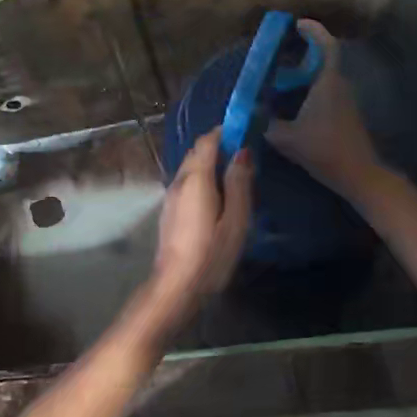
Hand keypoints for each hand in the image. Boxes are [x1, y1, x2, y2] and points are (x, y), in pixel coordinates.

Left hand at [153, 128, 253, 302]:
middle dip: (219, 146)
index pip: (207, 141)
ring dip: (210, 163)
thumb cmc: (211, 254)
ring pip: (190, 168)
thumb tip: (242, 151)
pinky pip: (187, 183)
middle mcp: (179, 181)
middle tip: (245, 154)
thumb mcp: (236, 220)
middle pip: (197, 152)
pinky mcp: (170, 211)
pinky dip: (202, 178)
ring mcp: (171, 197)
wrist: (176, 286)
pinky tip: (218, 195)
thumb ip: (239, 183)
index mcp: (196, 179)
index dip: (225, 130)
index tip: (246, 130)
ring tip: (235, 175)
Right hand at [266, 20, 381, 194]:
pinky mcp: (343, 115)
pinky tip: (290, 103)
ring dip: (303, 74)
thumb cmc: (324, 149)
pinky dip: (308, 90)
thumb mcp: (286, 137)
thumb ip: (266, 123)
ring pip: (322, 77)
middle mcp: (338, 85)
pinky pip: (324, 92)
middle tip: (277, 54)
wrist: (358, 174)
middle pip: (322, 59)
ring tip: (278, 79)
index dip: (313, 31)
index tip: (297, 24)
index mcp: (328, 82)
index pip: (325, 45)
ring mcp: (343, 100)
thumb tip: (250, 112)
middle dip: (302, 53)